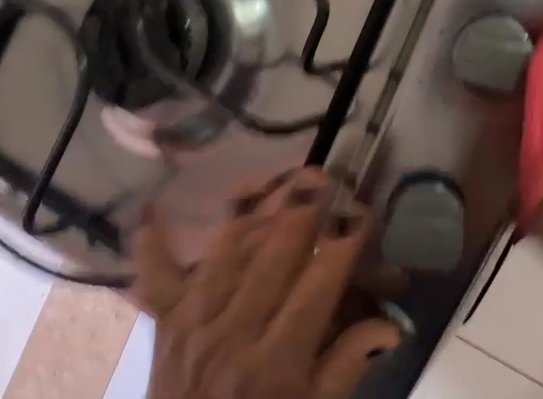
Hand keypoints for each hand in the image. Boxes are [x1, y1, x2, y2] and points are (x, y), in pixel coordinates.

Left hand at [132, 167, 401, 398]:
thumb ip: (346, 366)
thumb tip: (391, 326)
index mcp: (277, 361)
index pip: (320, 282)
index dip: (346, 242)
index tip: (365, 214)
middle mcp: (234, 333)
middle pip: (275, 254)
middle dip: (305, 209)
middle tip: (328, 177)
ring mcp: (194, 324)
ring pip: (228, 250)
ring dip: (255, 209)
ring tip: (282, 176)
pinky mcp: (167, 324)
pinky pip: (156, 277)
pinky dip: (151, 244)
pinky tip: (150, 208)